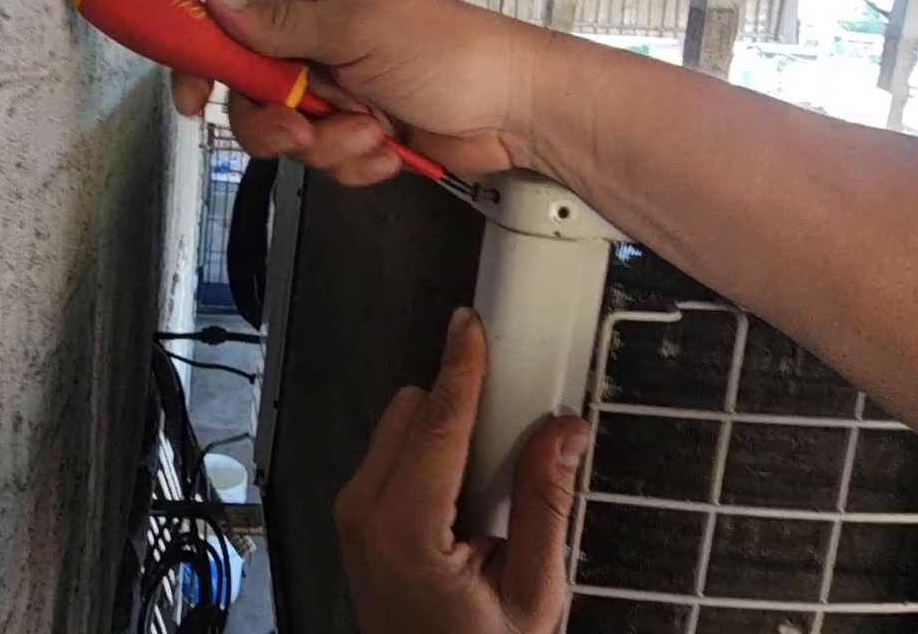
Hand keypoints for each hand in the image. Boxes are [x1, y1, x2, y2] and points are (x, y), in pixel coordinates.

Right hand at [169, 0, 551, 184]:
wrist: (516, 108)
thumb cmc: (453, 51)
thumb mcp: (361, 28)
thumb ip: (284, 25)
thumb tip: (220, 0)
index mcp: (313, 17)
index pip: (235, 35)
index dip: (204, 64)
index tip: (190, 96)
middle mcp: (319, 58)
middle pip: (254, 100)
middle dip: (278, 124)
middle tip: (307, 127)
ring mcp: (340, 101)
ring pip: (292, 140)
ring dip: (332, 145)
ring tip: (375, 129)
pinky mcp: (361, 138)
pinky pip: (330, 164)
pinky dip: (358, 163)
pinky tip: (389, 150)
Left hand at [334, 307, 592, 633]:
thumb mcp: (532, 594)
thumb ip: (544, 503)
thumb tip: (566, 430)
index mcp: (403, 528)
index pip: (439, 424)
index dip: (461, 368)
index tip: (470, 323)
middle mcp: (363, 507)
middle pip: (413, 409)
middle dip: (460, 409)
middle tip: (508, 438)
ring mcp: (351, 508)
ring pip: (399, 422)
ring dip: (444, 431)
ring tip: (483, 488)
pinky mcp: (353, 510)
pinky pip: (392, 447)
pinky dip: (427, 451)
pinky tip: (458, 496)